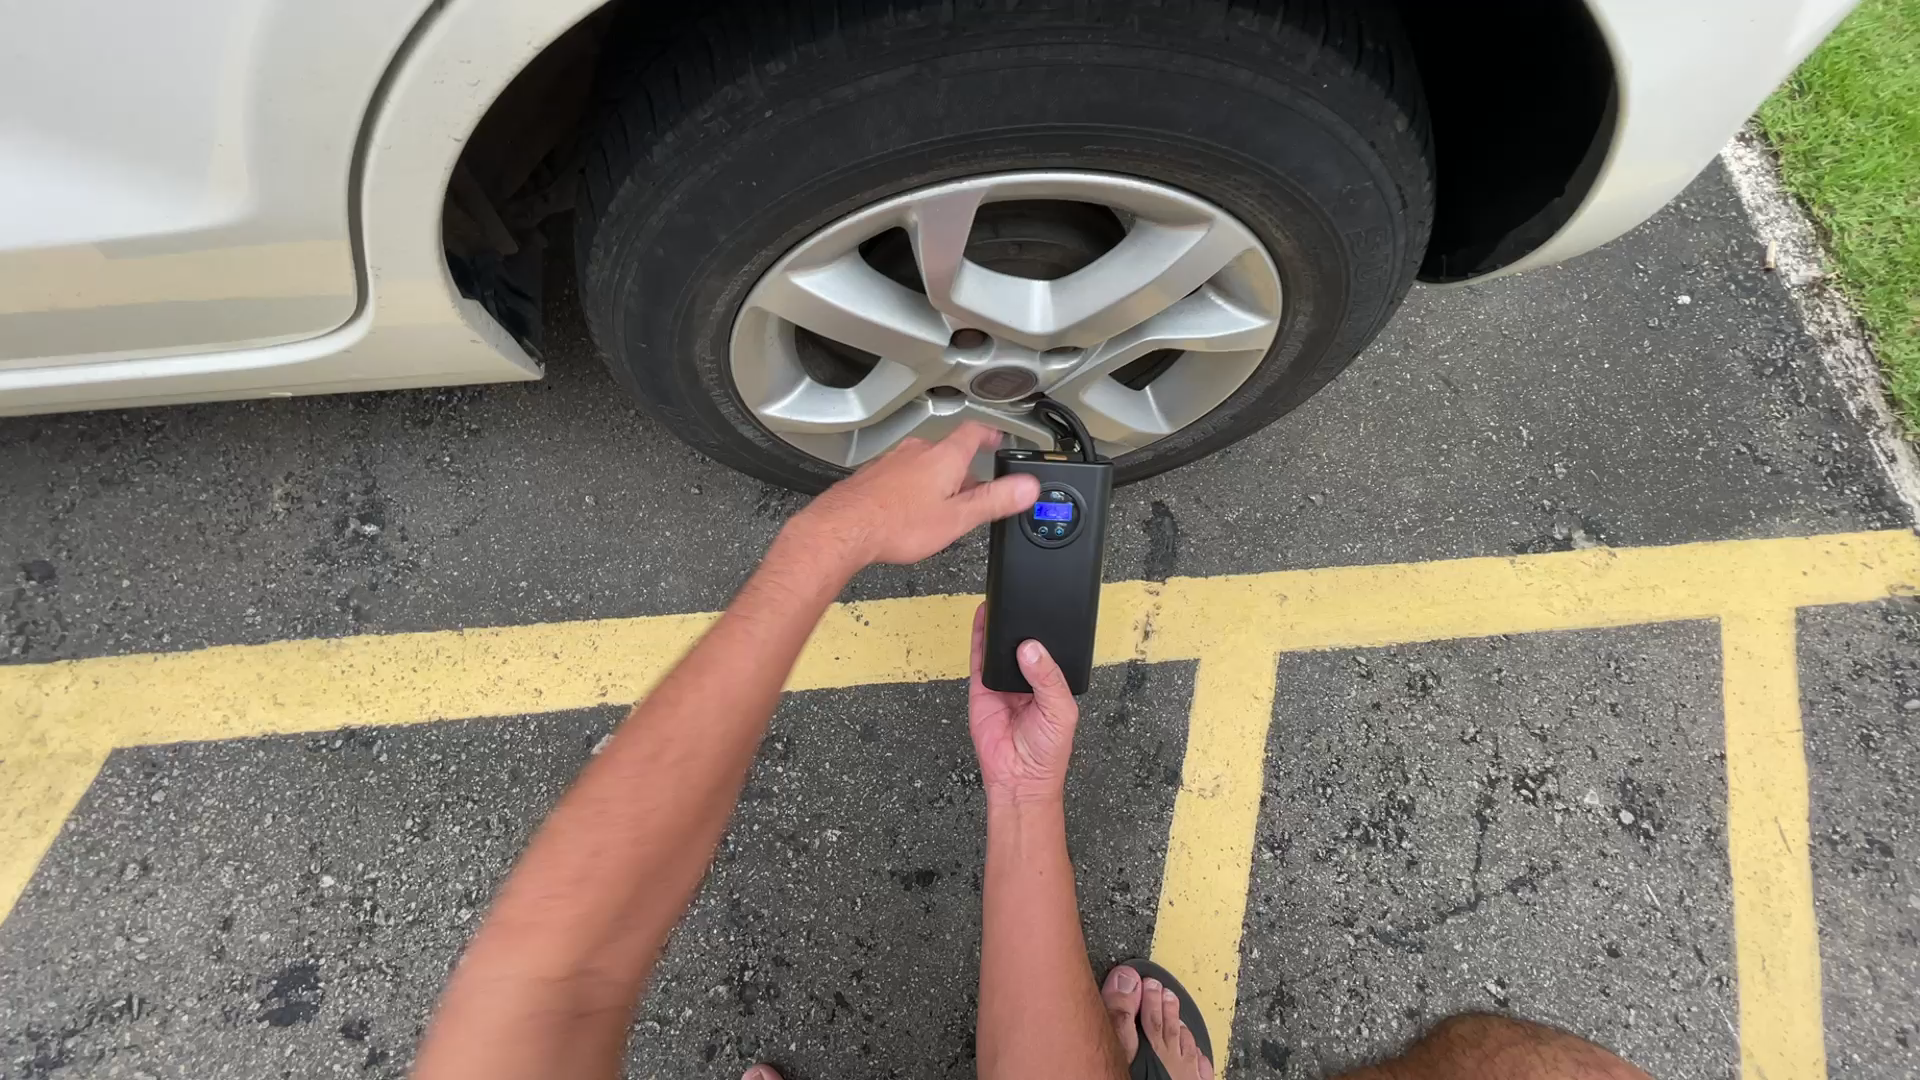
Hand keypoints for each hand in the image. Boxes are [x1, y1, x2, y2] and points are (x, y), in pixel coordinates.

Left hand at [793, 423, 1039, 567]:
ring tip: (942, 507)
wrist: (844, 529)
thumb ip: (994, 500)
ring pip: (924, 464)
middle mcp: (917, 452)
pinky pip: (902, 475)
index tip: (997, 439)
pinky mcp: (874, 476)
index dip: (989, 434)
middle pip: (949, 453)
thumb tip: (1027, 487)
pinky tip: (910, 511)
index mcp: (944, 457)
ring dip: (938, 480)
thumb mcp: (957, 518)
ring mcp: (893, 462)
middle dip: (964, 471)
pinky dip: (913, 488)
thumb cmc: (896, 524)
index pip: (974, 432)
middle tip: (974, 492)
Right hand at [967, 603, 1080, 805]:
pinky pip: (979, 657)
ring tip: (1002, 599)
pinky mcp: (981, 687)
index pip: (1050, 650)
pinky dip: (980, 636)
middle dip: (1023, 624)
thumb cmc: (1047, 751)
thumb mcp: (1060, 711)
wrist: (1018, 778)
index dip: (1048, 632)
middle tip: (1023, 600)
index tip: (1047, 610)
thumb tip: (1030, 649)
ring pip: (1000, 646)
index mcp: (1052, 682)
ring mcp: (1003, 681)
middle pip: (1023, 644)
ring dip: (1001, 625)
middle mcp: (1027, 679)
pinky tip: (983, 616)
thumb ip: (1048, 678)